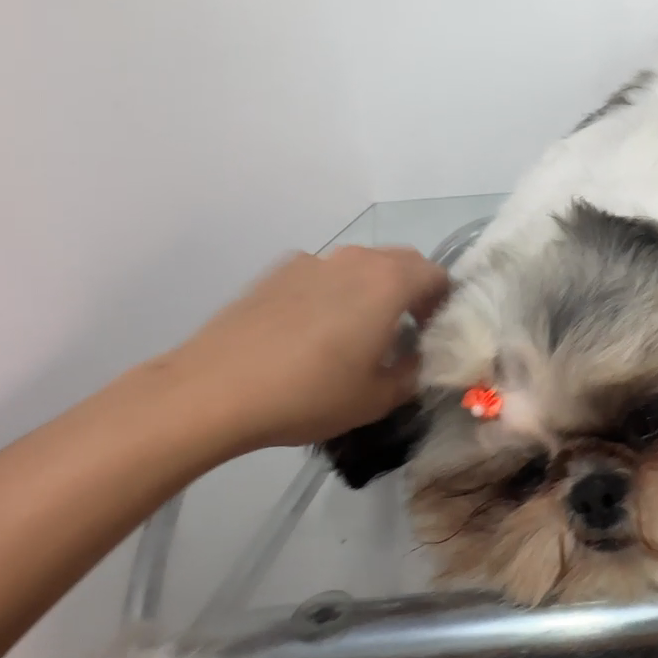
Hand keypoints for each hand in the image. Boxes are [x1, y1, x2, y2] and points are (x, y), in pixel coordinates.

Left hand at [166, 247, 450, 450]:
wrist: (214, 390)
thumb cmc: (308, 394)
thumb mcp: (376, 399)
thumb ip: (411, 374)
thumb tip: (417, 360)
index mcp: (390, 282)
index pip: (437, 276)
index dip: (443, 304)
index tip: (432, 336)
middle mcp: (356, 259)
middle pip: (401, 263)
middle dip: (410, 292)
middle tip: (402, 333)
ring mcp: (313, 261)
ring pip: (359, 267)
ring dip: (370, 291)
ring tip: (352, 335)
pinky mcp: (277, 272)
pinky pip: (321, 275)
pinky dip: (331, 293)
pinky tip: (307, 334)